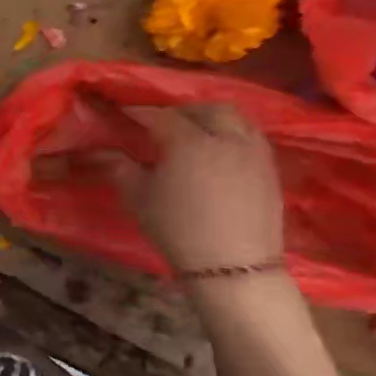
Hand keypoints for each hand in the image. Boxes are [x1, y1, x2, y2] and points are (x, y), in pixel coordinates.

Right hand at [104, 103, 283, 271]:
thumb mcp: (137, 197)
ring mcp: (253, 151)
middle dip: (181, 111)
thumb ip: (120, 167)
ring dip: (211, 119)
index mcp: (188, 142)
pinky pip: (250, 137)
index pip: (160, 116)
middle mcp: (225, 137)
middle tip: (162, 124)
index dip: (140, 112)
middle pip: (205, 109)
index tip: (124, 113)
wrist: (232, 265)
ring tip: (194, 134)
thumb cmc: (176, 229)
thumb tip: (104, 150)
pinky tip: (219, 153)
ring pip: (235, 118)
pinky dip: (231, 135)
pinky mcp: (270, 168)